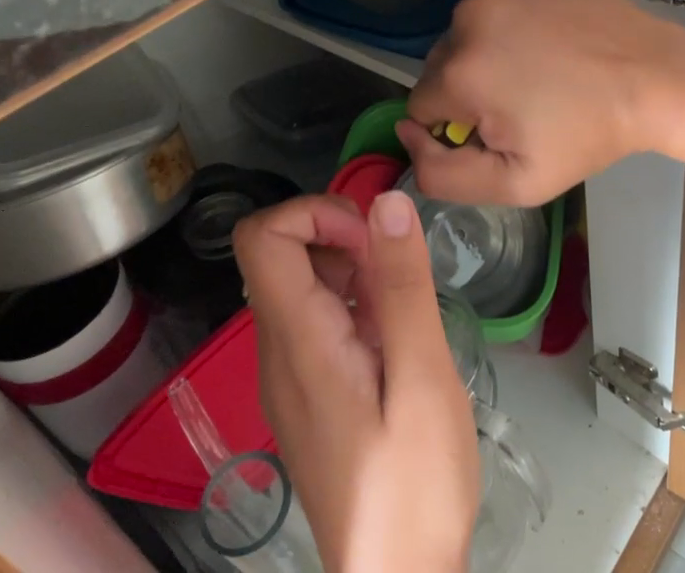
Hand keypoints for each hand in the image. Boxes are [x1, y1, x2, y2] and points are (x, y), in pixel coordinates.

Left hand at [233, 193, 478, 572]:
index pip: (262, 238)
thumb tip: (386, 201)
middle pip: (280, 256)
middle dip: (343, 242)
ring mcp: (286, 377)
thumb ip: (403, 286)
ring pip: (300, 287)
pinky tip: (394, 344)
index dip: (315, 214)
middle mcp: (276, 353)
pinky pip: (314, 324)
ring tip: (403, 316)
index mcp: (297, 343)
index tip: (372, 241)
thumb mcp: (422, 378)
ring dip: (353, 276)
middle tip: (400, 282)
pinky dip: (353, 309)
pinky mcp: (305, 396)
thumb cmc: (415, 484)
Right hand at [396, 0, 684, 205]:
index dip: (458, 125)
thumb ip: (441, 174)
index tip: (503, 126)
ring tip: (541, 64)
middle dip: (471, 86)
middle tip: (527, 98)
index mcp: (459, 72)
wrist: (654, 77)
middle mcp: (467, 17)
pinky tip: (545, 30)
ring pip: (466, 29)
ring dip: (488, 47)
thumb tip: (406, 133)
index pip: (422, 106)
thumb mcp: (516, 182)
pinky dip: (508, 12)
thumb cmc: (588, 135)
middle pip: (441, 64)